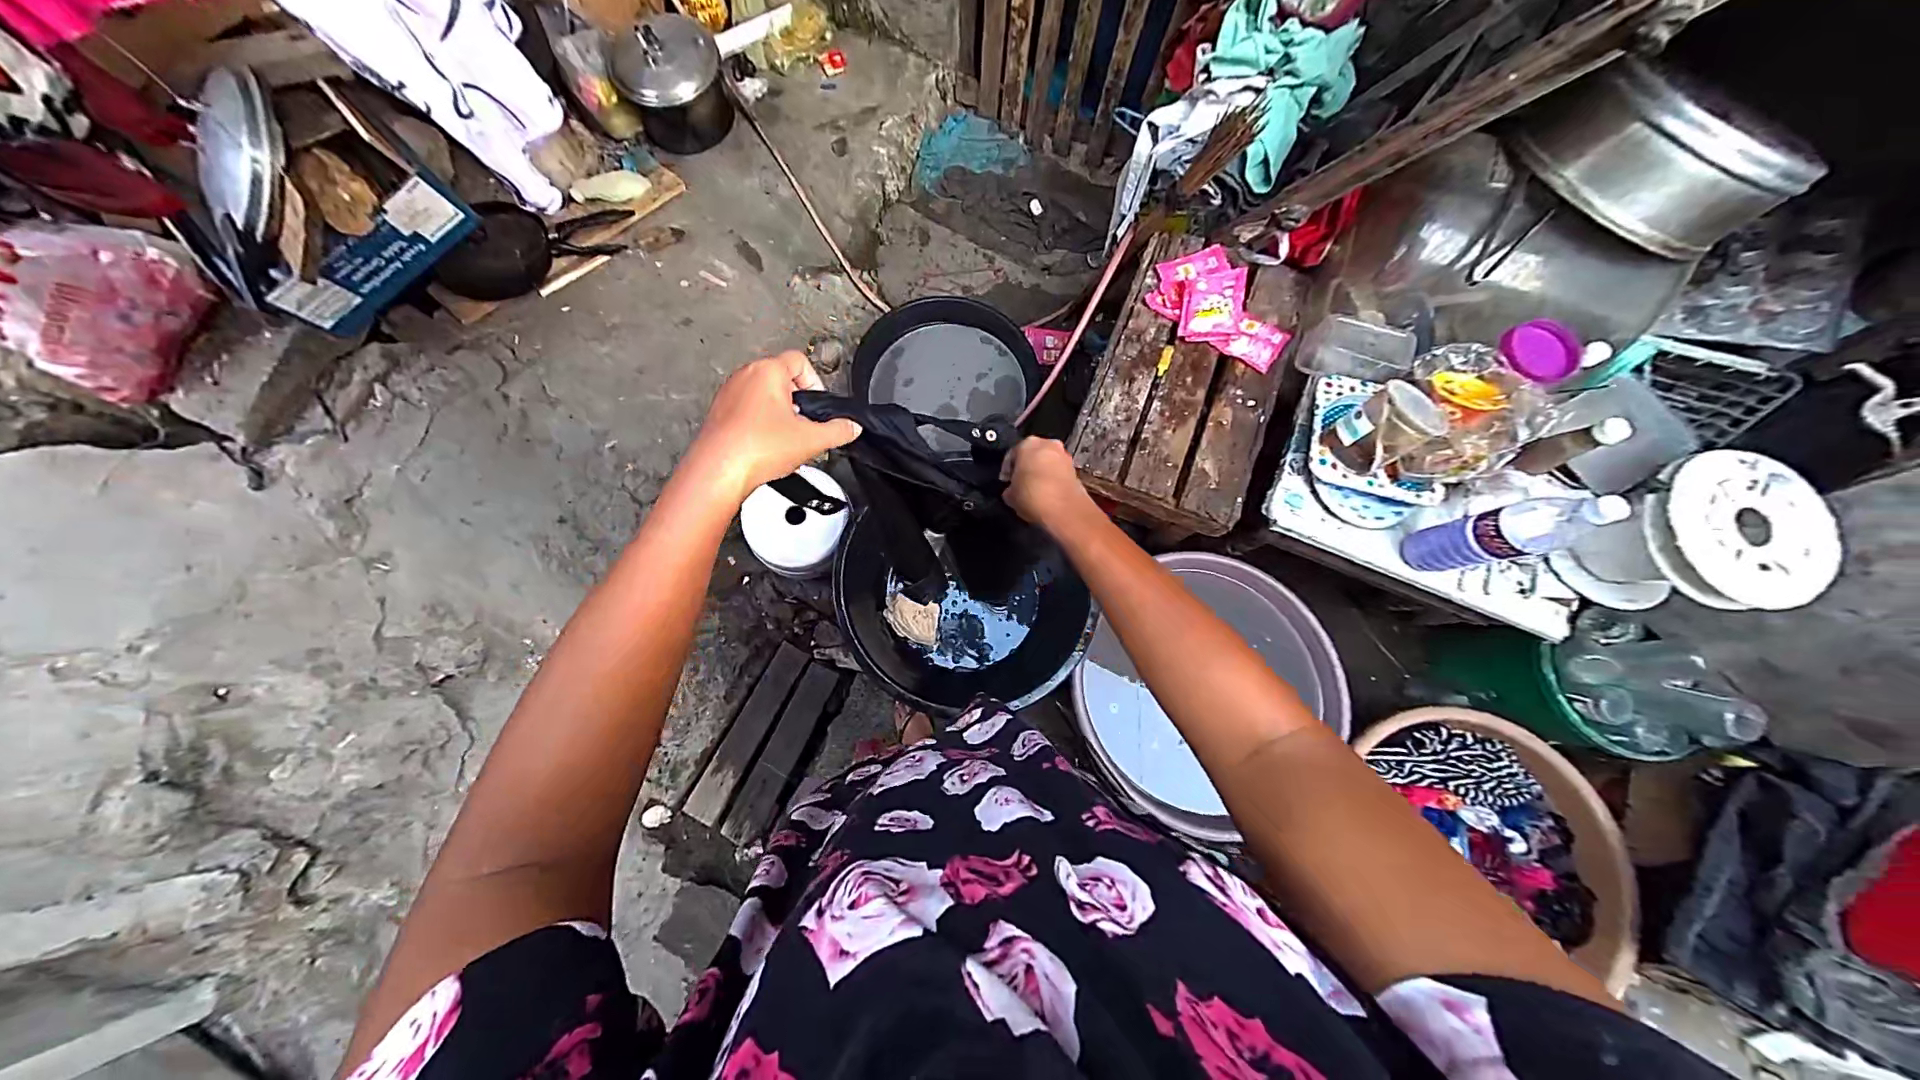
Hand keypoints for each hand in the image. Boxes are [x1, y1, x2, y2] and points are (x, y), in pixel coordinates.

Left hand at [685, 351, 861, 502]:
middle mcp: (745, 375)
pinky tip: (765, 445)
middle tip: (802, 424)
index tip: (817, 405)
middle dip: (797, 401)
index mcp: (768, 371)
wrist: (718, 470)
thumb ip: (838, 431)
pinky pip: (747, 409)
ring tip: (783, 438)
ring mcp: (729, 393)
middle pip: (781, 378)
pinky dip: (759, 422)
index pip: (800, 361)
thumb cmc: (754, 449)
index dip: (815, 383)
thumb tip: (850, 427)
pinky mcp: (720, 412)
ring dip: (778, 412)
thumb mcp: (811, 440)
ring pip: (763, 394)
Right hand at [1002, 437, 1097, 532]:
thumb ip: (1010, 487)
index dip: (1007, 470)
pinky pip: (1058, 473)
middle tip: (1021, 485)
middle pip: (1033, 455)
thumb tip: (1013, 489)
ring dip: (1041, 473)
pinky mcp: (1075, 470)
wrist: (1065, 511)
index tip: (1006, 482)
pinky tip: (1048, 495)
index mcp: (1027, 443)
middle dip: (1027, 468)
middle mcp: (1048, 444)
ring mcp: (1064, 455)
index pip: (1012, 454)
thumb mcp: (1009, 495)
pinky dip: (1053, 480)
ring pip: (1047, 463)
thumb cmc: (1032, 496)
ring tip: (1035, 491)